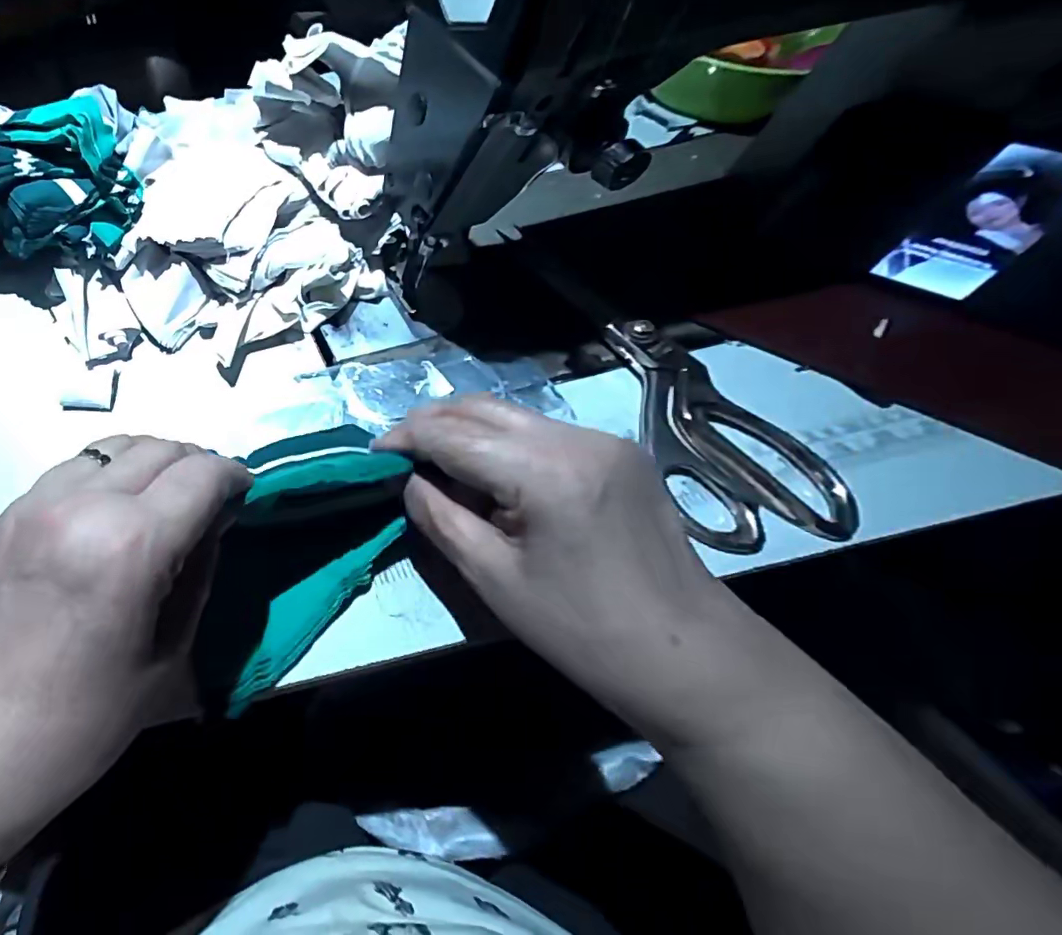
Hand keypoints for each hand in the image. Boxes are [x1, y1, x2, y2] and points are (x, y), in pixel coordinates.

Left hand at [0, 437, 250, 872]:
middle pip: (163, 449)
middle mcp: (84, 505)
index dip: (234, 477)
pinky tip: (118, 509)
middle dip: (199, 467)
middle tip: (211, 501)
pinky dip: (114, 472)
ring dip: (156, 463)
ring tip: (167, 500)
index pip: (202, 475)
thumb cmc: (86, 719)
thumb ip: (200, 567)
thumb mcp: (170, 649)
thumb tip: (217, 517)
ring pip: (120, 446)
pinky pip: (81, 465)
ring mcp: (40, 501)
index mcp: (130, 545)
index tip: (246, 494)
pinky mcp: (13, 510)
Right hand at [375, 397, 785, 749]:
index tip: (374, 454)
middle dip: (433, 424)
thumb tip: (409, 481)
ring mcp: (604, 439)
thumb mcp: (495, 580)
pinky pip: (543, 432)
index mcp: (546, 470)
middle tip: (399, 453)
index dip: (407, 438)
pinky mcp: (619, 451)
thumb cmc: (583, 631)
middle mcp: (577, 437)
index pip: (455, 434)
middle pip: (483, 408)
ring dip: (468, 431)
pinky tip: (490, 476)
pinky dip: (504, 444)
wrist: (686, 653)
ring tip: (437, 464)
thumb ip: (442, 519)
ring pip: (513, 415)